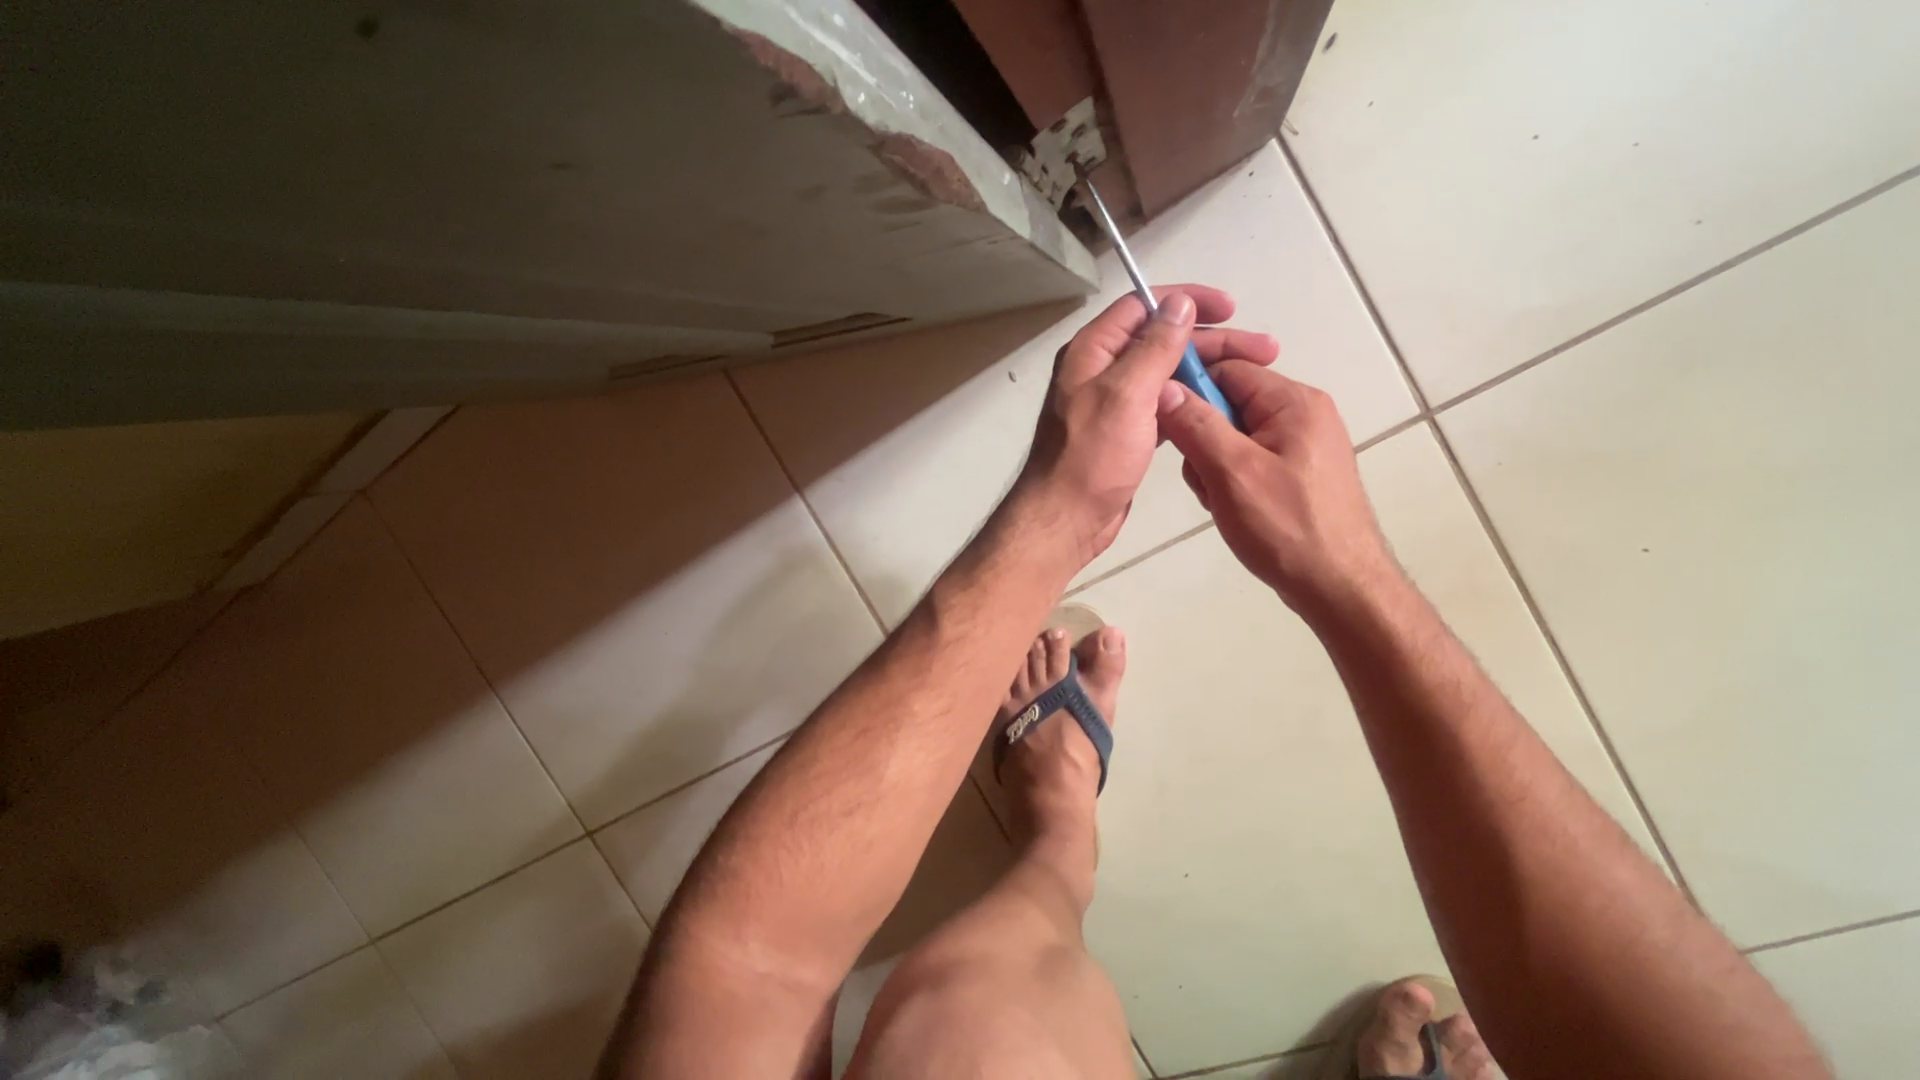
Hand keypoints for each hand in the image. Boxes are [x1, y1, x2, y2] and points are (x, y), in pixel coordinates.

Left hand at [1011, 286, 1279, 565]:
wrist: (1066, 519)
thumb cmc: (1092, 456)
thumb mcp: (1125, 394)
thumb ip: (1154, 347)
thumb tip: (1178, 302)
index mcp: (1092, 351)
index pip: (1142, 306)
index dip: (1187, 301)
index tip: (1230, 309)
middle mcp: (1100, 370)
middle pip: (1160, 340)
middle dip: (1210, 340)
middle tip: (1263, 348)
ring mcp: (1112, 402)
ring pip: (1166, 373)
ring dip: (1206, 370)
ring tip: (1252, 375)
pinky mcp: (1124, 432)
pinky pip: (1164, 404)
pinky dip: (1192, 400)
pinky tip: (1222, 406)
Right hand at [1156, 360, 1397, 616]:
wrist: (1340, 587)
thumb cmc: (1286, 527)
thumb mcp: (1232, 472)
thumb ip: (1196, 424)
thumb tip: (1163, 385)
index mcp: (1293, 402)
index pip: (1227, 369)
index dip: (1189, 390)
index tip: (1163, 422)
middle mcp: (1303, 414)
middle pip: (1228, 404)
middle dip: (1202, 438)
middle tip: (1203, 478)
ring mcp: (1303, 446)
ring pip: (1234, 437)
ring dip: (1213, 466)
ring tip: (1221, 501)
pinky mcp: (1298, 474)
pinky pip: (1249, 461)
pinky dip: (1231, 481)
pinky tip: (1234, 510)